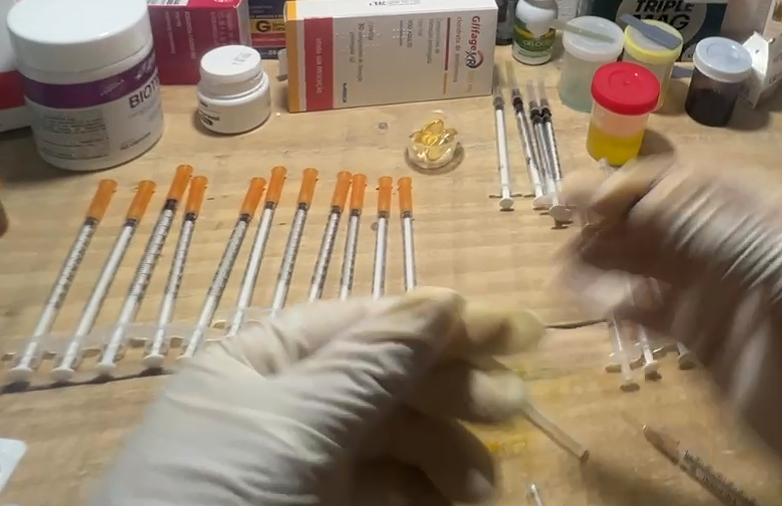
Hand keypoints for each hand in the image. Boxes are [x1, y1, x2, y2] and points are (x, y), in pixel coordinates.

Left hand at [93, 290, 541, 505]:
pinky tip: (462, 502)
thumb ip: (372, 364)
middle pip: (393, 378)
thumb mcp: (291, 432)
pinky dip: (429, 492)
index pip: (372, 324)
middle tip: (516, 404)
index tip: (515, 331)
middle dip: (456, 389)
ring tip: (486, 483)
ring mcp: (305, 466)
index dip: (446, 323)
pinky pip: (391, 489)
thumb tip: (445, 297)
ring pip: (399, 437)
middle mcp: (288, 405)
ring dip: (450, 450)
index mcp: (264, 362)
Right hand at [559, 160, 781, 505]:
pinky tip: (585, 298)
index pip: (700, 183)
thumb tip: (654, 202)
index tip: (603, 196)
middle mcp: (739, 244)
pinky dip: (617, 299)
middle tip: (562, 209)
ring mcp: (719, 291)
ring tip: (561, 257)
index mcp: (771, 216)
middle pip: (667, 215)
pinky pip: (652, 308)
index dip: (650, 184)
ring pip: (652, 258)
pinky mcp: (703, 338)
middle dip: (618, 210)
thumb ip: (728, 241)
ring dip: (608, 252)